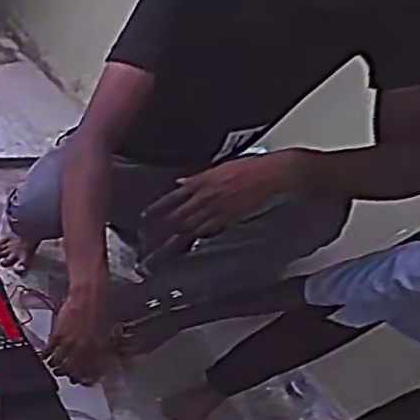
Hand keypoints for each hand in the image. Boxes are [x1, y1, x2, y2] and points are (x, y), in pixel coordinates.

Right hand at [44, 290, 114, 382]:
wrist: (88, 296)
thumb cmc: (99, 310)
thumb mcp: (107, 331)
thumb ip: (102, 347)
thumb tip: (101, 360)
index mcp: (100, 348)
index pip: (93, 370)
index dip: (87, 378)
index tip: (84, 381)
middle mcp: (85, 348)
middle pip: (74, 370)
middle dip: (69, 375)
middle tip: (67, 376)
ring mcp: (70, 342)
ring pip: (59, 363)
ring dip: (56, 367)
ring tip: (54, 367)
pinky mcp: (57, 336)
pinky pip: (49, 351)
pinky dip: (46, 356)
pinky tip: (45, 357)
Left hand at [142, 151, 304, 253]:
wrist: (277, 173)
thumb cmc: (252, 168)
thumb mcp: (220, 168)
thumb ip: (197, 179)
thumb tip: (179, 183)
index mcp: (199, 183)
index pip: (168, 199)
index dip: (153, 211)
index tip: (142, 220)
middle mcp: (201, 197)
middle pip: (172, 217)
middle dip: (158, 231)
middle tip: (147, 241)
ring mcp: (212, 209)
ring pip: (184, 227)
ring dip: (170, 239)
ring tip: (158, 251)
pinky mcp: (224, 219)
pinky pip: (202, 232)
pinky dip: (191, 239)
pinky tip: (183, 247)